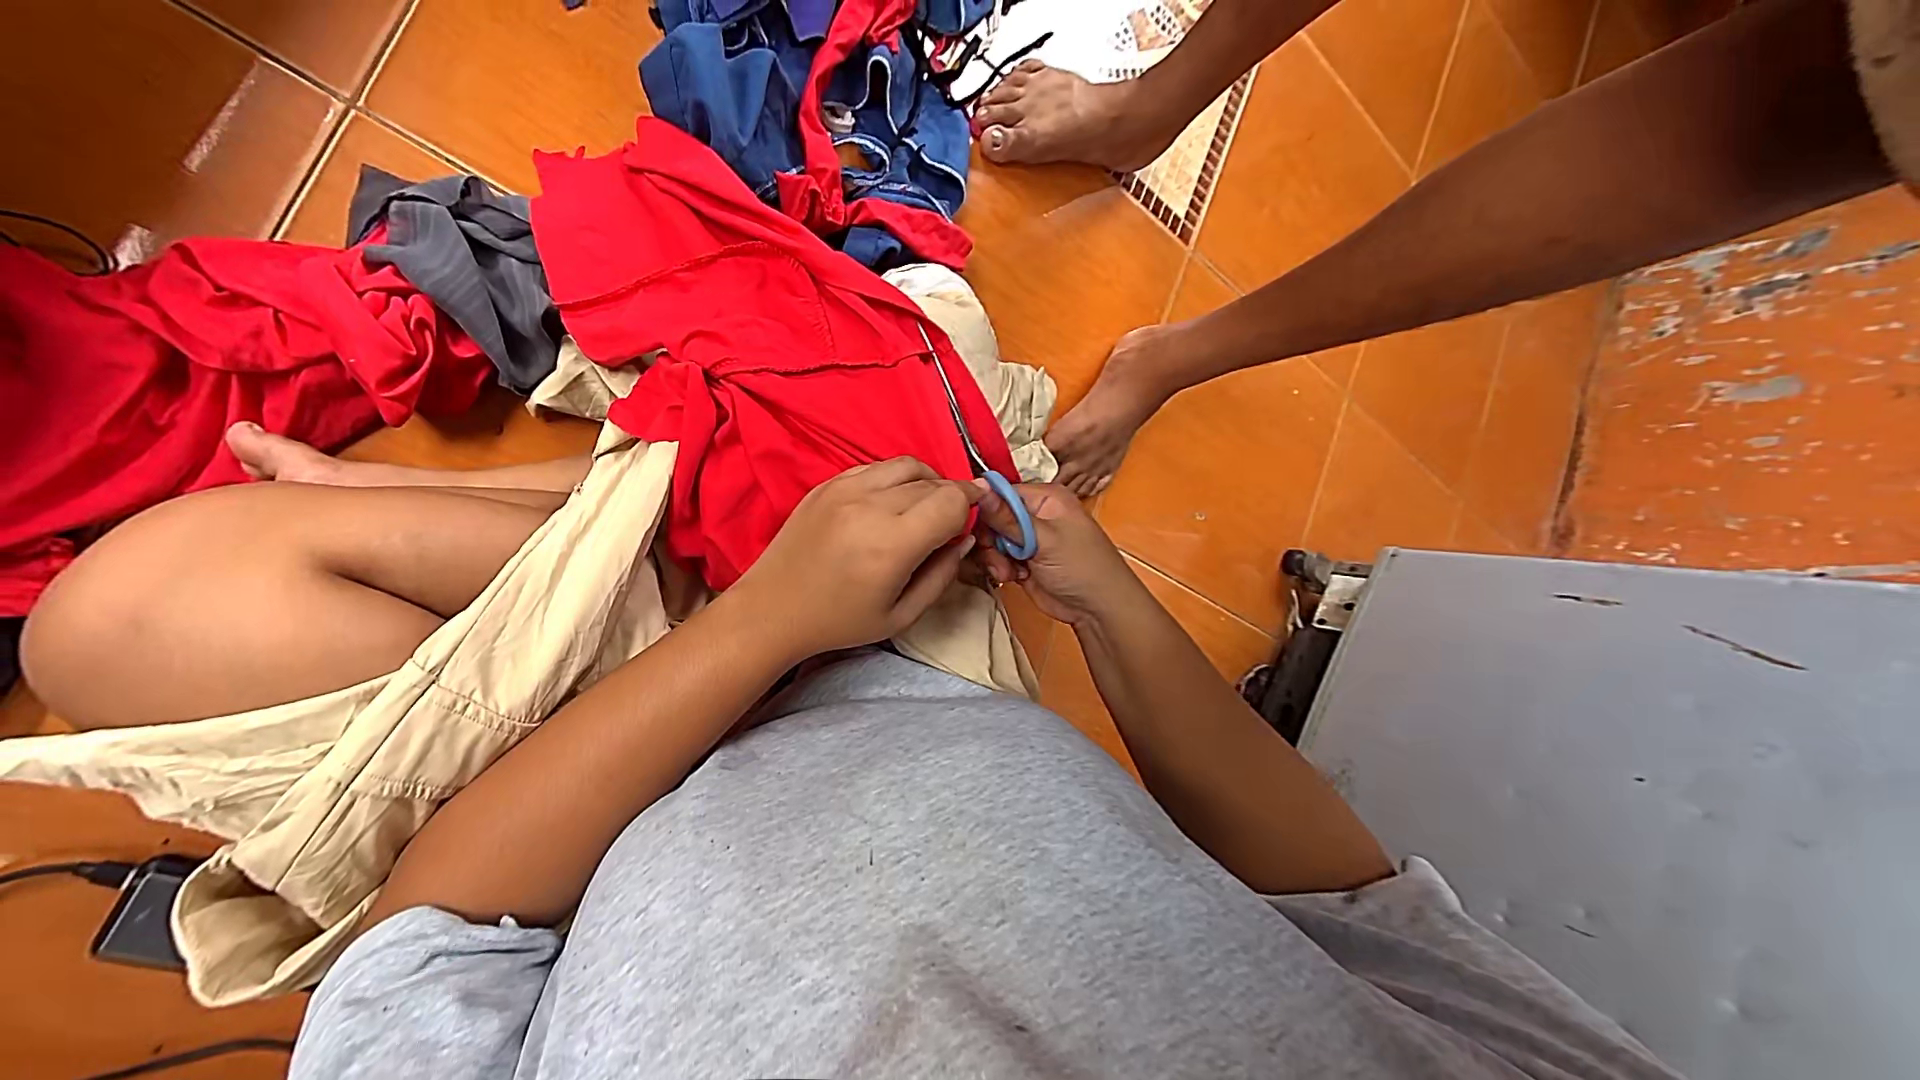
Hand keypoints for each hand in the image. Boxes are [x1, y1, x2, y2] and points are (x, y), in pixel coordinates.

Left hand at [733, 457, 981, 660]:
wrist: (773, 609)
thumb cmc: (839, 621)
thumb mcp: (902, 615)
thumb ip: (942, 575)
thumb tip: (964, 538)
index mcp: (890, 544)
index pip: (952, 500)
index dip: (973, 505)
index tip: (974, 518)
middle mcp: (869, 507)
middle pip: (933, 482)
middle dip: (952, 497)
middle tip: (951, 521)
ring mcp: (844, 489)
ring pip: (907, 465)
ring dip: (928, 481)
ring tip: (926, 506)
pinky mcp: (827, 484)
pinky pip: (877, 467)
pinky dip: (896, 478)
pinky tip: (894, 502)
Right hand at [971, 482, 1139, 626]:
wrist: (1097, 608)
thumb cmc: (1082, 567)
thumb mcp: (1043, 539)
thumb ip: (1007, 517)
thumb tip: (979, 490)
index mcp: (1045, 498)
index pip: (1001, 493)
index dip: (985, 509)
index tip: (977, 526)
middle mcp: (1035, 514)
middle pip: (993, 518)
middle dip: (991, 539)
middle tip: (998, 554)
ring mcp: (1028, 539)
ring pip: (992, 540)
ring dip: (994, 557)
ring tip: (1009, 571)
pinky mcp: (1022, 560)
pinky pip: (997, 558)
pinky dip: (1000, 568)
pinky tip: (1013, 577)